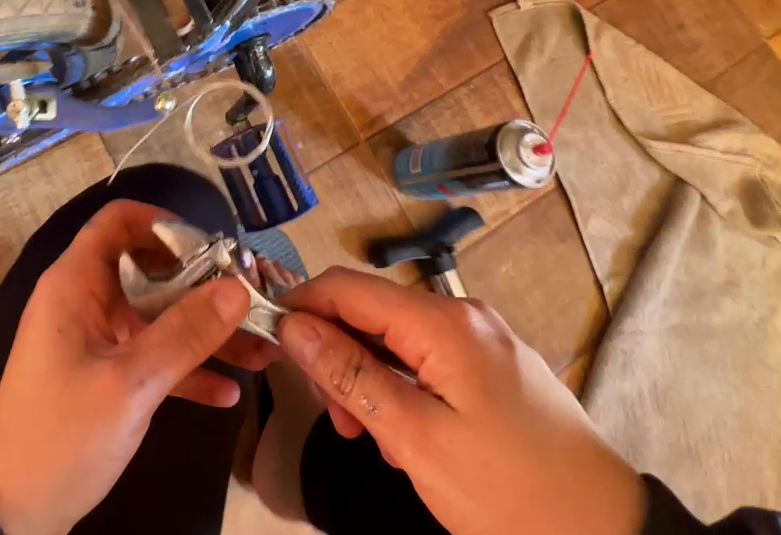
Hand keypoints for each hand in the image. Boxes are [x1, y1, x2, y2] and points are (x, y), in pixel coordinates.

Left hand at [0, 201, 279, 534]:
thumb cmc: (62, 433)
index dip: (164, 223)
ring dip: (205, 331)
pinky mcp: (103, 373)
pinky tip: (227, 393)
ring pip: (157, 316)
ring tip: (261, 349)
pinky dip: (185, 368)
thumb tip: (237, 288)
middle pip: (149, 269)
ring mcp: (95, 338)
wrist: (13, 508)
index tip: (214, 248)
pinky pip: (151, 355)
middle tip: (254, 302)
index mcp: (76, 283)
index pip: (117, 221)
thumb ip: (184, 334)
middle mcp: (85, 300)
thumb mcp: (129, 383)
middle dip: (203, 285)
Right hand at [278, 268, 644, 534]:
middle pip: (371, 311)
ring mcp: (484, 338)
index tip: (269, 343)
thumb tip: (293, 325)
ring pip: (397, 338)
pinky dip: (402, 385)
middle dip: (337, 354)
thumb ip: (350, 375)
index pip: (346, 286)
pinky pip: (429, 358)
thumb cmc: (511, 493)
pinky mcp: (497, 365)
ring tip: (372, 437)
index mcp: (443, 323)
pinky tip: (408, 432)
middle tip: (337, 420)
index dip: (300, 305)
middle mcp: (462, 314)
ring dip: (368, 376)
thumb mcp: (417, 440)